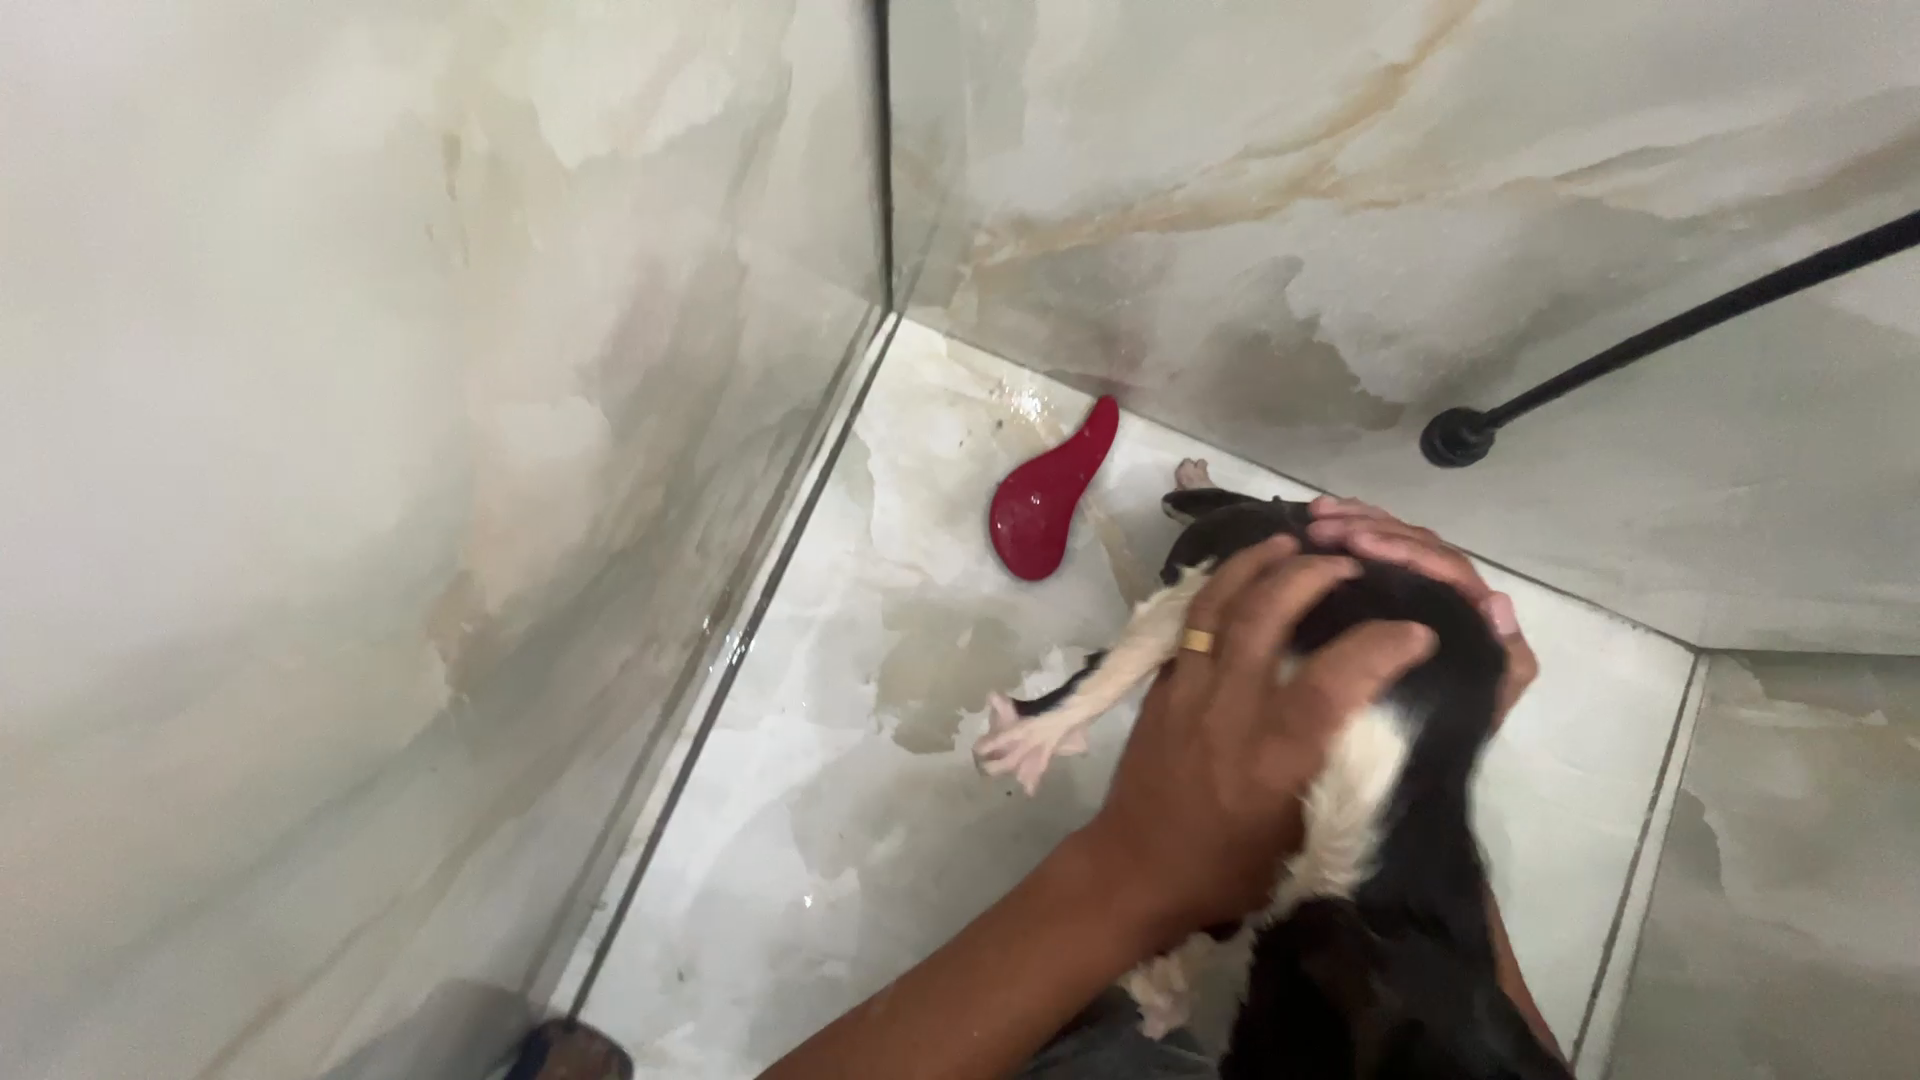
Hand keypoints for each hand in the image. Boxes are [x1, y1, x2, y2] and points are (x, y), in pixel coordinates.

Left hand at [1078, 536, 1435, 942]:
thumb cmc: (1229, 869)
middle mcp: (1225, 709)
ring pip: (1215, 605)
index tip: (1414, 632)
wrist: (1137, 865)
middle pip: (1263, 616)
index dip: (1378, 646)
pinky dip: (1217, 589)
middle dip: (1308, 575)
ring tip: (1287, 541)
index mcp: (1272, 757)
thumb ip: (1338, 771)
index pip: (1331, 681)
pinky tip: (1237, 577)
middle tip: (1343, 562)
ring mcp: (1183, 689)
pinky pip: (1188, 622)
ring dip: (1253, 564)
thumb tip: (1374, 715)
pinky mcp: (1158, 685)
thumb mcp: (1304, 834)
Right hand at [1306, 496, 1538, 724]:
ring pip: (1394, 538)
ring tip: (1316, 516)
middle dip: (1369, 528)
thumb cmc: (1448, 731)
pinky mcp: (1385, 593)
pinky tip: (1320, 520)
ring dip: (1356, 521)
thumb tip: (1495, 601)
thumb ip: (1504, 663)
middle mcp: (1447, 591)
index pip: (1444, 567)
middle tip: (1321, 527)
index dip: (1403, 550)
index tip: (1357, 545)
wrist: (1416, 758)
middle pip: (1415, 543)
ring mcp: (1414, 589)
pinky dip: (1350, 529)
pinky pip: (1373, 550)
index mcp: (1472, 611)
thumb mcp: (1484, 704)